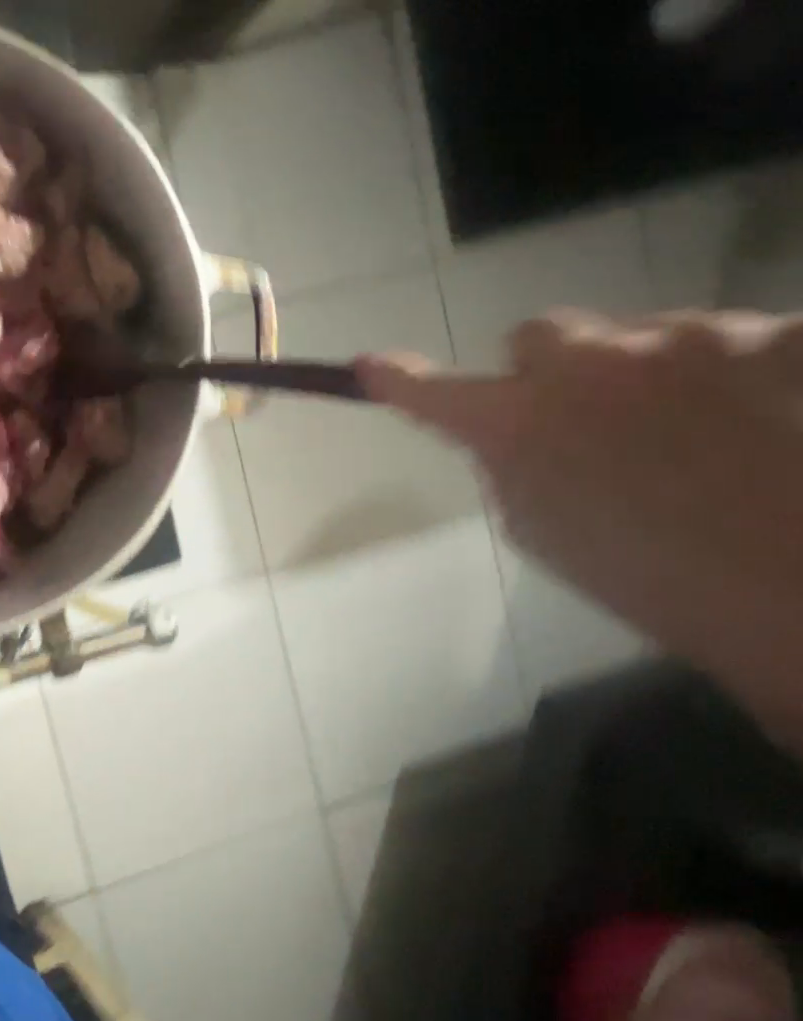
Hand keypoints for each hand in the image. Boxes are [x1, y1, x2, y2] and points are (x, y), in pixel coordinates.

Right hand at [356, 310, 802, 735]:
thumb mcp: (546, 531)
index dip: (399, 380)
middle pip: (544, 334)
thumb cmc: (660, 579)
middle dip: (555, 367)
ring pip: (651, 334)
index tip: (369, 365)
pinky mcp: (789, 332)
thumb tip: (509, 434)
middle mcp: (593, 363)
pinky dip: (749, 373)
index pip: (434, 392)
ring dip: (657, 370)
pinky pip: (748, 339)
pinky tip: (772, 423)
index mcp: (519, 422)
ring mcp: (697, 338)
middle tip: (592, 417)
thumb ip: (512, 466)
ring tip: (713, 434)